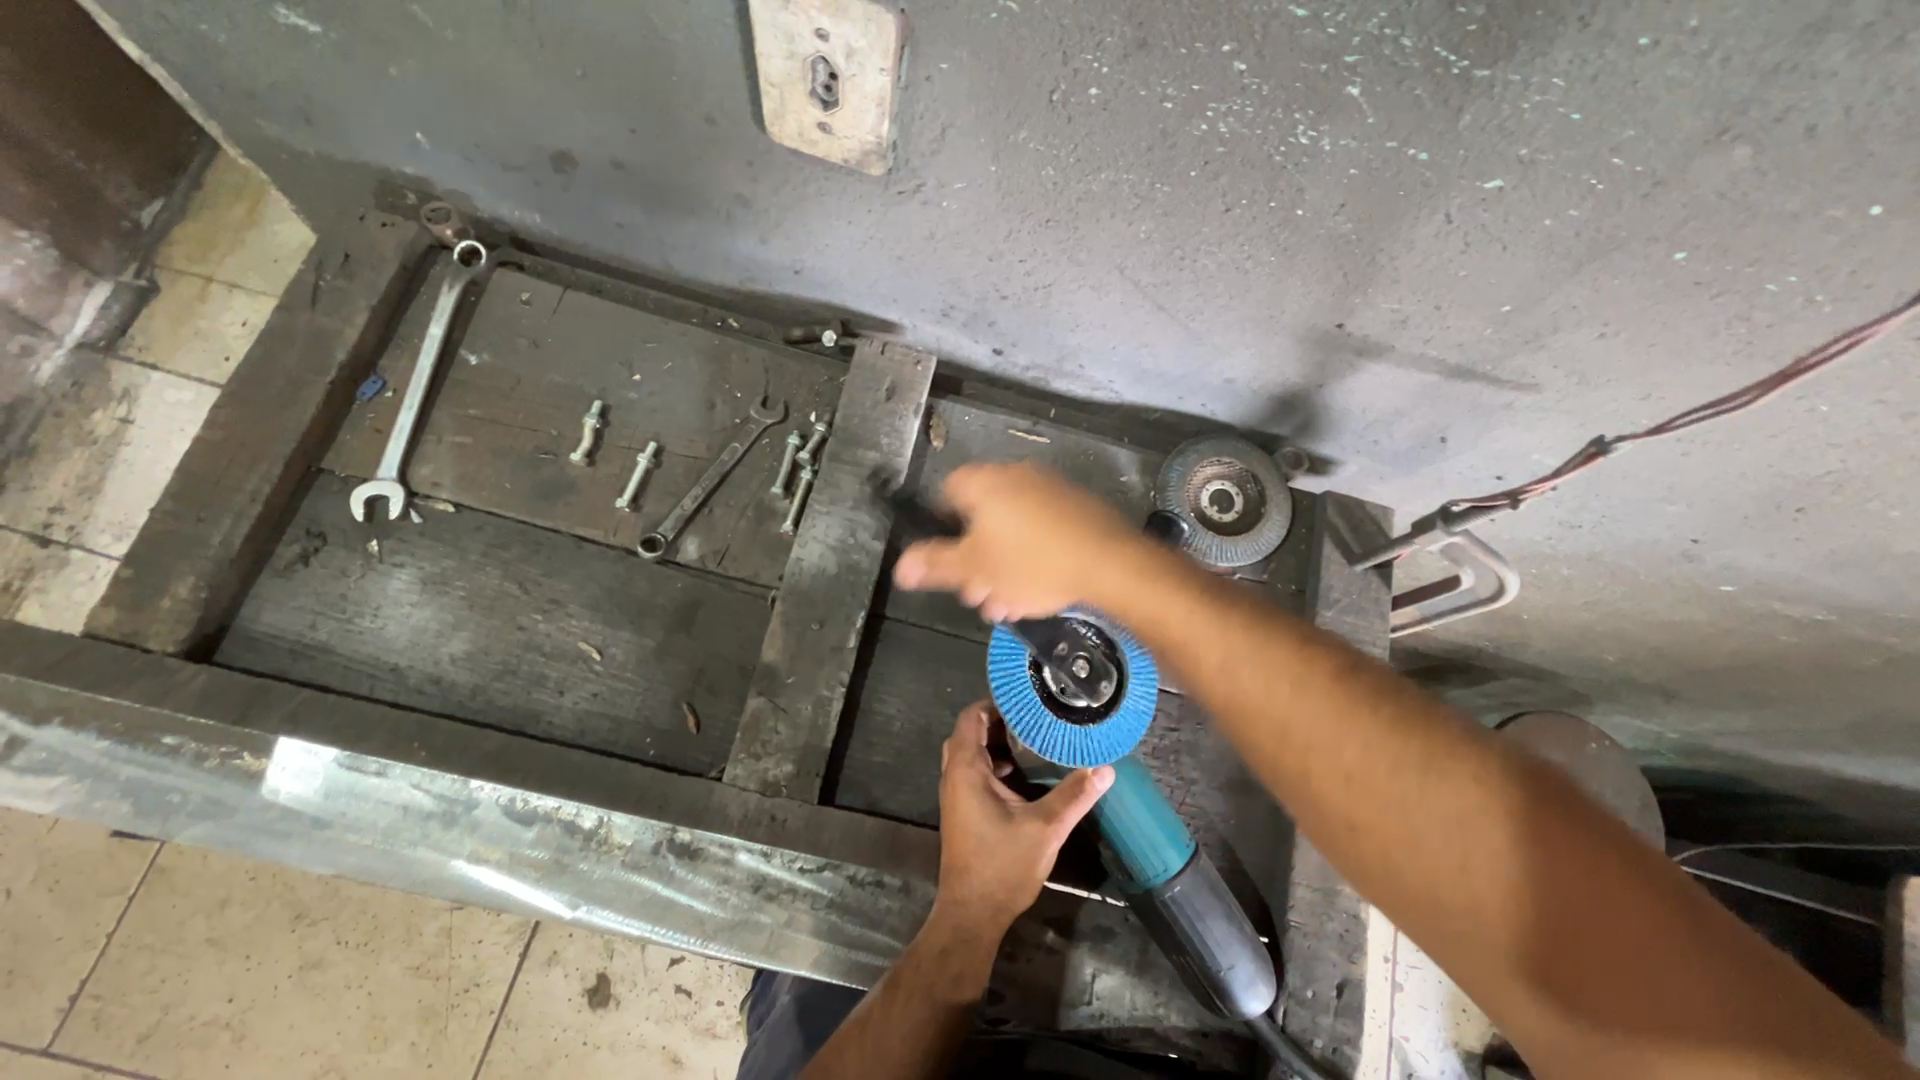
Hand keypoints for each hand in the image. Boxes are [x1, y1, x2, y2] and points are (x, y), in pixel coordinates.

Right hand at [893, 463, 1144, 621]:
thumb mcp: (974, 570)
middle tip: (977, 592)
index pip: (946, 492)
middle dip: (975, 558)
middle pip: (980, 515)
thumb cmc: (1033, 563)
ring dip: (1003, 566)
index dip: (939, 525)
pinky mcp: (1079, 510)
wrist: (1110, 565)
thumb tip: (900, 566)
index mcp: (984, 482)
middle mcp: (1016, 476)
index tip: (944, 558)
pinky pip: (1043, 532)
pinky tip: (1038, 591)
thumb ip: (934, 565)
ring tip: (1007, 602)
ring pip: (1012, 529)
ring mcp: (1051, 490)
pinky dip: (1034, 558)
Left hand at [930, 701, 1114, 939]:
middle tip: (1036, 716)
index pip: (971, 717)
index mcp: (966, 770)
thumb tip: (1106, 767)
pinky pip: (977, 775)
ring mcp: (957, 796)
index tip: (1028, 696)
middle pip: (971, 733)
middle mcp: (955, 777)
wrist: (973, 913)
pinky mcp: (965, 812)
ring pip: (974, 755)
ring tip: (1037, 738)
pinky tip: (1027, 774)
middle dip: (1001, 722)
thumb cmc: (1002, 865)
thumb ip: (1074, 795)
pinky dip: (997, 766)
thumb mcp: (1045, 827)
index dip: (996, 702)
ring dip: (999, 745)